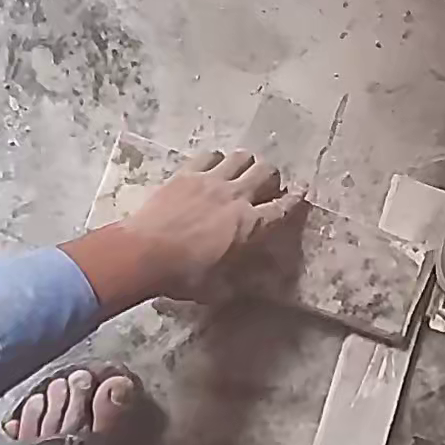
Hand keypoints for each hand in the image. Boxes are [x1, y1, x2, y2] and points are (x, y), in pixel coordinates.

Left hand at [61, 149, 303, 313]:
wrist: (144, 253)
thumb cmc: (182, 276)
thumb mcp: (215, 289)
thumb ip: (234, 284)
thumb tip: (242, 287)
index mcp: (249, 226)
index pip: (283, 208)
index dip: (295, 201)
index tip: (300, 195)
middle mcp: (236, 197)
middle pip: (266, 172)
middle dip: (272, 177)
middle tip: (266, 186)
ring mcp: (211, 180)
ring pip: (241, 157)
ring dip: (246, 163)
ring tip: (241, 172)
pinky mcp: (186, 173)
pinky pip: (209, 155)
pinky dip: (216, 159)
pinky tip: (212, 167)